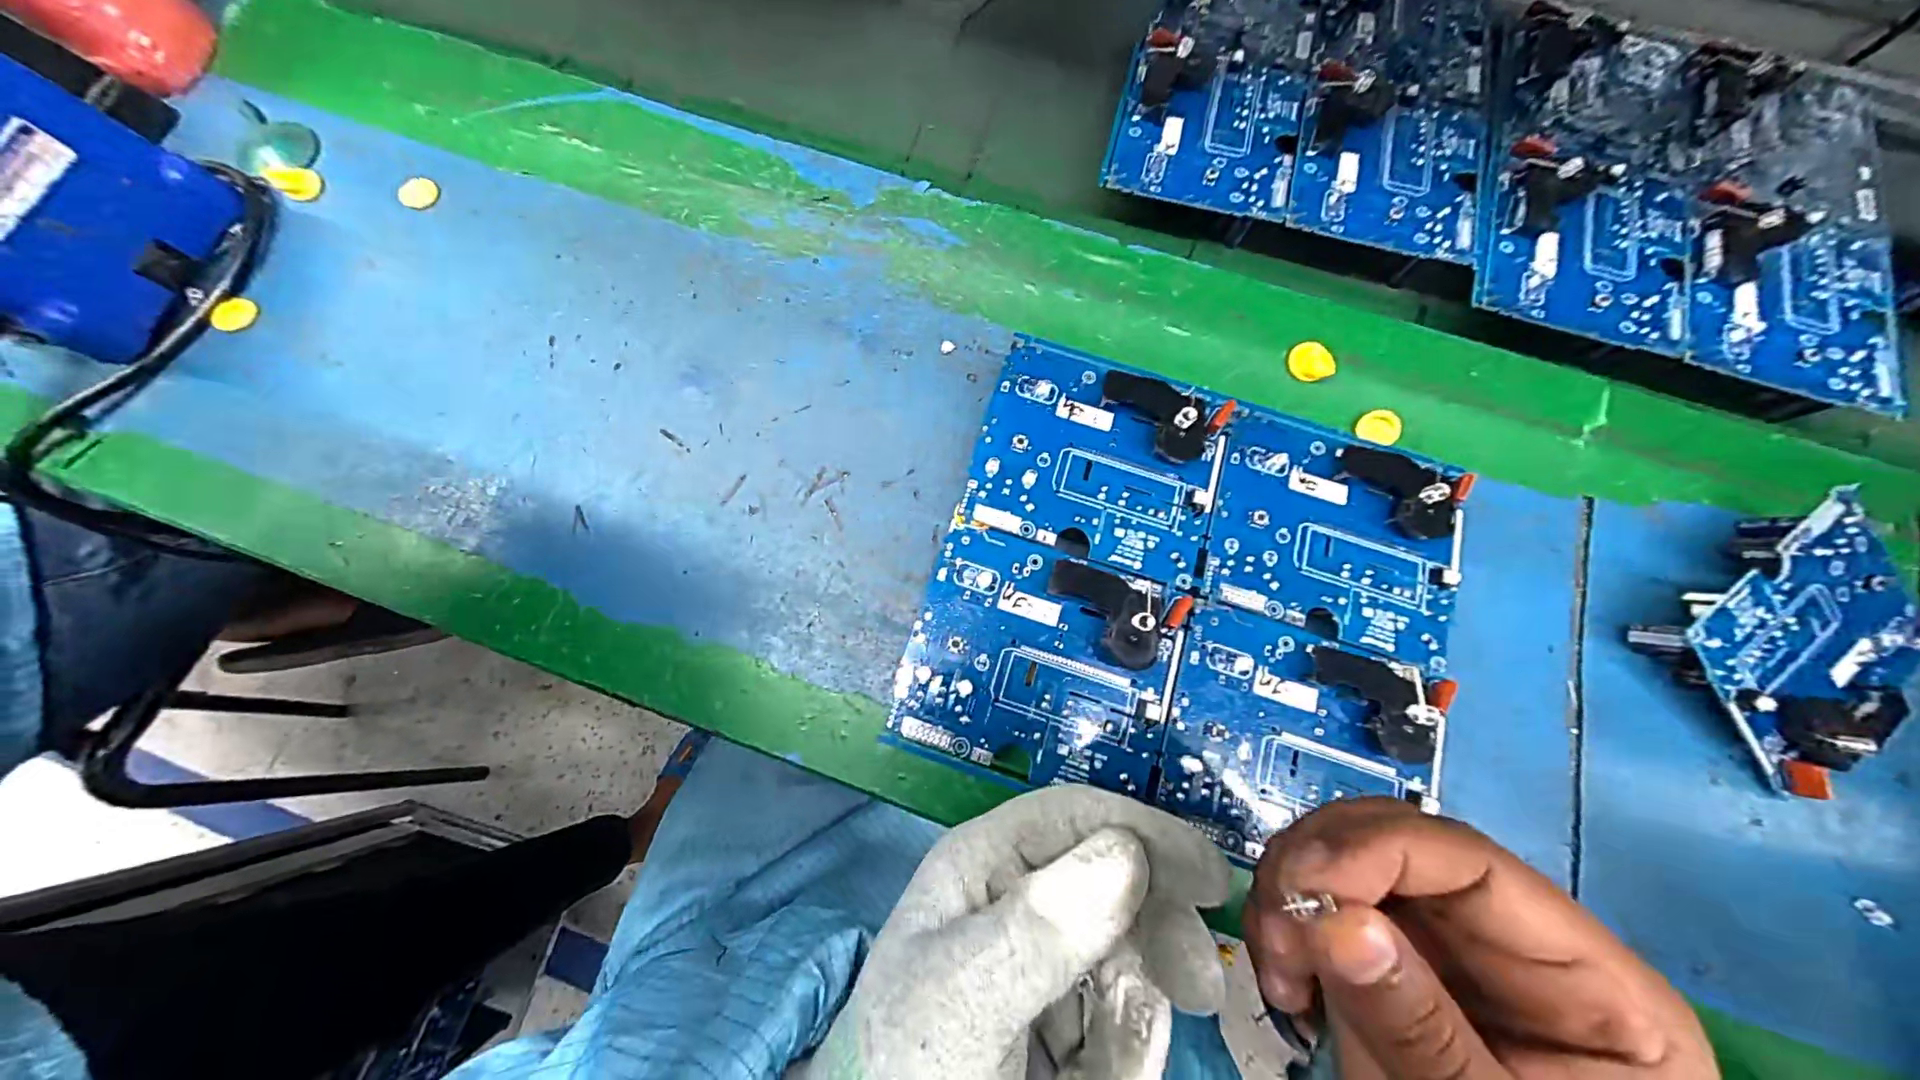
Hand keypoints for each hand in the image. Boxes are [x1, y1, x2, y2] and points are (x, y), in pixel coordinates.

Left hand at [813, 786, 1231, 1079]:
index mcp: (985, 863)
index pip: (1075, 816)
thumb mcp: (963, 992)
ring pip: (1129, 955)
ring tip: (1097, 1068)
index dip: (1145, 832)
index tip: (1209, 878)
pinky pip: (1120, 1015)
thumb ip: (1037, 926)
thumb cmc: (911, 1064)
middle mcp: (1019, 901)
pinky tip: (1087, 1078)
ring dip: (1135, 1008)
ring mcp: (1044, 962)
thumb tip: (1126, 853)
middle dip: (1157, 930)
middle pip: (1115, 882)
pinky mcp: (1063, 1020)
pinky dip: (1122, 1050)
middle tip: (1197, 988)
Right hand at [1245, 798, 1716, 1078]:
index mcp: (1588, 976)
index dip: (1369, 851)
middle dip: (1315, 869)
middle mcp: (1510, 934)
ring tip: (1280, 979)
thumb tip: (1333, 919)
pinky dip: (1286, 926)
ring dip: (1289, 897)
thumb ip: (1419, 1032)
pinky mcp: (1391, 957)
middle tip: (1276, 942)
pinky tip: (1287, 988)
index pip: (1466, 859)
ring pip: (1344, 857)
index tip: (1295, 892)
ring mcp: (1445, 942)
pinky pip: (1322, 903)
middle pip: (1392, 840)